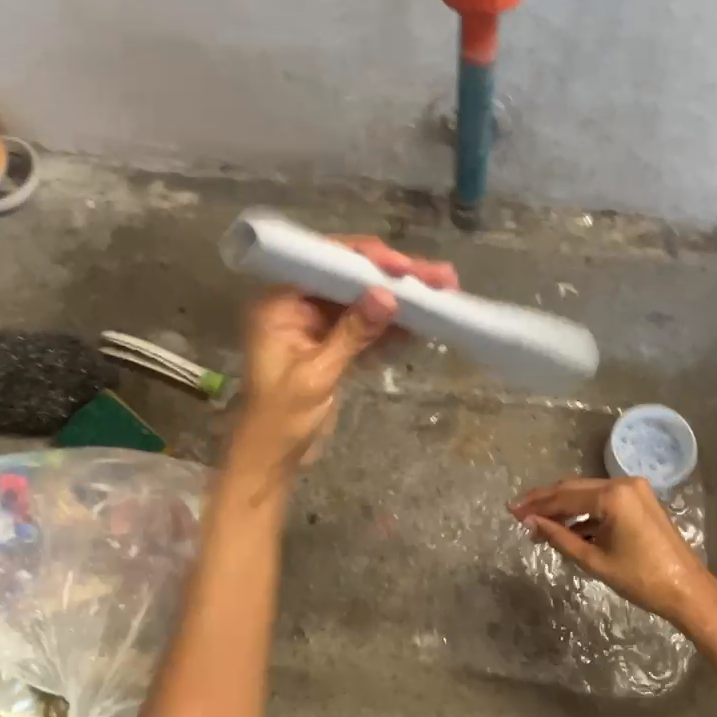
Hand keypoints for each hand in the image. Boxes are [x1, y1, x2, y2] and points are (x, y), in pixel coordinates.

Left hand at [233, 236, 457, 473]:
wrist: (271, 458)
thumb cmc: (280, 418)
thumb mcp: (317, 374)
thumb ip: (351, 333)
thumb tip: (388, 297)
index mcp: (280, 303)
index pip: (324, 263)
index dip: (365, 258)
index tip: (403, 266)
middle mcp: (298, 304)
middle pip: (351, 277)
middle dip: (394, 277)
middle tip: (440, 276)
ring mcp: (317, 324)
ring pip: (364, 300)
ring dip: (401, 298)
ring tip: (444, 291)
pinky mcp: (334, 344)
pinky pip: (367, 326)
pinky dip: (393, 325)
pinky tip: (425, 321)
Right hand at [510, 477, 716, 634]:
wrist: (688, 591)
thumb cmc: (641, 579)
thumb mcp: (594, 560)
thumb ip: (559, 538)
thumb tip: (529, 524)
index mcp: (613, 495)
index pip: (564, 495)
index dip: (536, 505)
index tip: (511, 511)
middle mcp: (623, 484)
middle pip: (574, 489)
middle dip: (546, 502)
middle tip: (518, 513)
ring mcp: (635, 491)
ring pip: (588, 494)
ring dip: (563, 508)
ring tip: (537, 525)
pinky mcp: (640, 502)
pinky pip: (603, 502)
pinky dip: (584, 514)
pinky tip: (566, 529)